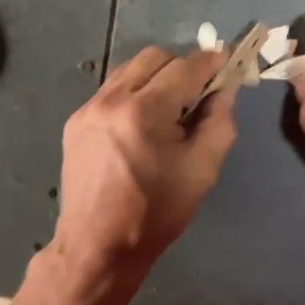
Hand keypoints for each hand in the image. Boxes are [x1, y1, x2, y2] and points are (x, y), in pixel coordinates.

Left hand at [0, 47, 237, 304]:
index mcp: (144, 111)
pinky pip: (111, 91)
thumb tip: (224, 90)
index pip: (185, 67)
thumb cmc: (156, 213)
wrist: (98, 246)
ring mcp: (88, 109)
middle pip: (155, 58)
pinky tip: (143, 125)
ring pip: (130, 70)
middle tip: (200, 93)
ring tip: (171, 109)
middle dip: (182, 67)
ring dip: (156, 78)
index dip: (212, 62)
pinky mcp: (76, 122)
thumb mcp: (202, 170)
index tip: (228, 63)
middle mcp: (111, 99)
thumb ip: (219, 122)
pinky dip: (134, 95)